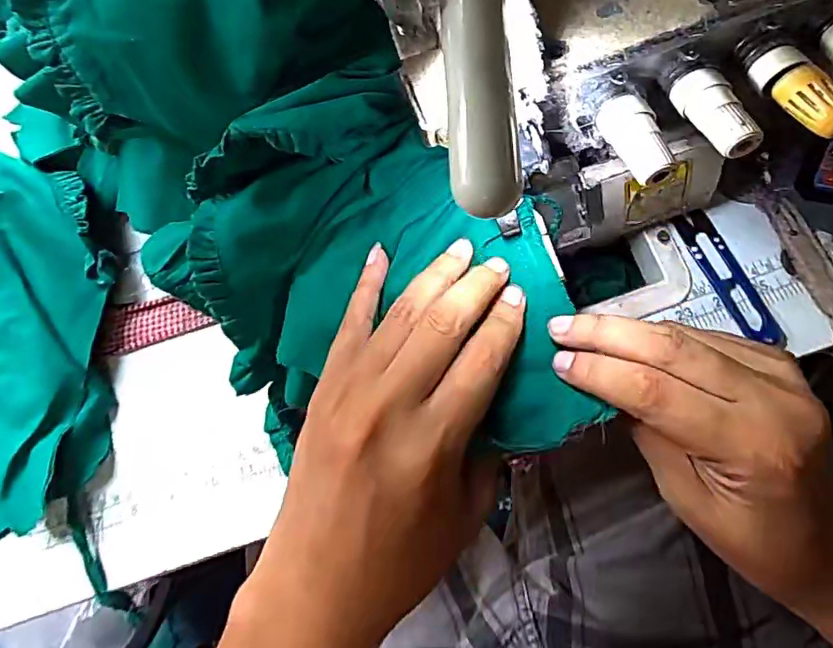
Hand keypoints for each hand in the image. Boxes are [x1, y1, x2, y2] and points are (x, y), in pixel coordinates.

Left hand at [225, 239, 525, 647]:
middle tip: (498, 265)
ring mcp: (351, 388)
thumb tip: (503, 400)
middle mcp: (390, 403)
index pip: (480, 361)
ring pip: (401, 313)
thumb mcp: (463, 517)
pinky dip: (365, 285)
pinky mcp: (325, 384)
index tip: (520, 296)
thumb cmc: (396, 560)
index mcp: (431, 442)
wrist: (312, 583)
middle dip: (476, 287)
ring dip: (434, 275)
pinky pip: (349, 323)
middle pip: (443, 325)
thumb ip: (488, 453)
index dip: (505, 322)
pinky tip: (381, 254)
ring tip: (459, 249)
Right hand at [546, 315, 832, 605]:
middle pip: (674, 347)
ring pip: (687, 334)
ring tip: (585, 327)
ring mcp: (781, 372)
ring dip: (631, 328)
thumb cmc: (759, 542)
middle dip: (609, 333)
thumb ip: (649, 434)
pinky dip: (663, 336)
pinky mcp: (778, 359)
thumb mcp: (690, 502)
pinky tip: (633, 337)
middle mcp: (773, 397)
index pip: (660, 391)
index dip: (603, 370)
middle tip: (562, 326)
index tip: (559, 359)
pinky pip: (707, 337)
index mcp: (753, 445)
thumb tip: (601, 384)